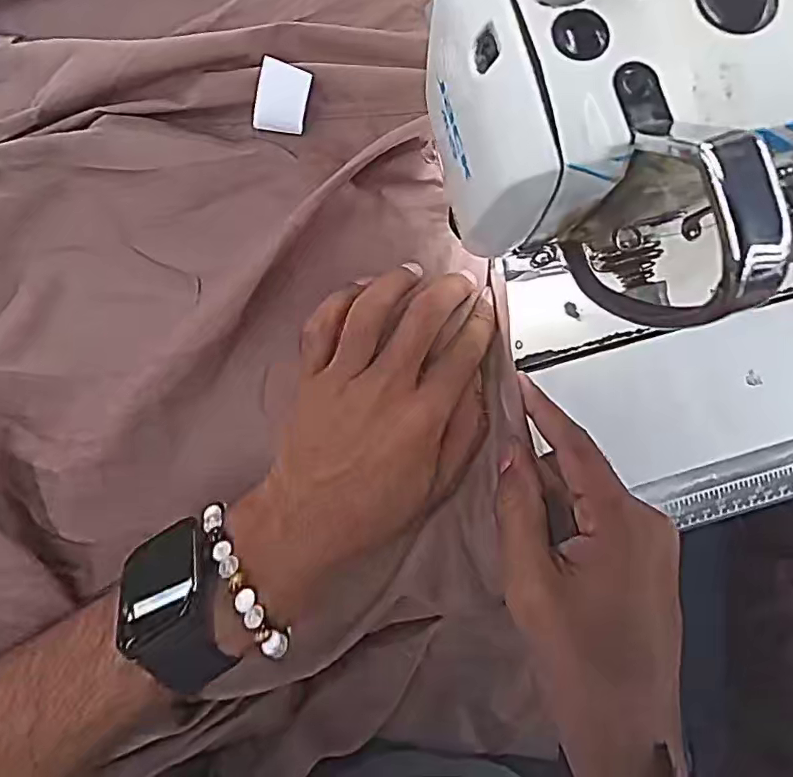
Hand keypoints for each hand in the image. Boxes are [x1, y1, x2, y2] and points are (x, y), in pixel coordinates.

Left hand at [224, 265, 496, 632]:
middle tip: (460, 282)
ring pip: (370, 311)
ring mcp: (342, 378)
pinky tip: (360, 290)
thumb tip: (478, 384)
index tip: (486, 310)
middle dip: (449, 291)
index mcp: (421, 417)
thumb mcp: (438, 484)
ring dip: (395, 283)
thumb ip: (465, 431)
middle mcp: (383, 389)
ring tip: (412, 274)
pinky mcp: (311, 376)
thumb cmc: (372, 507)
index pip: (461, 353)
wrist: (307, 519)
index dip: (480, 324)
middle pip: (422, 319)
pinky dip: (340, 299)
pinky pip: (322, 325)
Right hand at [496, 374, 685, 776]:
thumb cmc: (585, 673)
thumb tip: (510, 457)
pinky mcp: (649, 562)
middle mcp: (648, 524)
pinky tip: (543, 547)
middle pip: (580, 472)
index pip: (576, 446)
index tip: (521, 383)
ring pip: (588, 498)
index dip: (543, 410)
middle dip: (538, 470)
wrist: (628, 738)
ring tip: (522, 535)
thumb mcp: (530, 583)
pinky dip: (568, 520)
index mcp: (624, 522)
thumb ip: (517, 509)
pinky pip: (601, 520)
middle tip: (500, 471)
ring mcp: (653, 545)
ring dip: (551, 501)